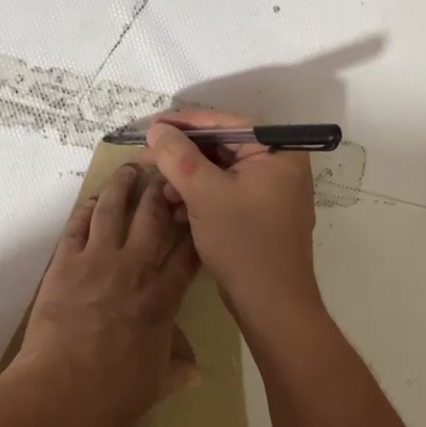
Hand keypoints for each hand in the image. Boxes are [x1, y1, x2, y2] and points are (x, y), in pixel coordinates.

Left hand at [12, 163, 201, 426]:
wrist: (62, 390)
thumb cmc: (115, 392)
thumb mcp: (159, 383)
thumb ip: (179, 369)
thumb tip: (197, 371)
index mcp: (163, 299)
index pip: (188, 253)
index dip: (195, 228)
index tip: (199, 209)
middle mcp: (135, 270)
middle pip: (154, 218)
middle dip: (163, 191)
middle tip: (167, 172)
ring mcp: (97, 262)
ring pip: (114, 211)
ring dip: (124, 186)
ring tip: (131, 169)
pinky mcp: (65, 264)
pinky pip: (78, 226)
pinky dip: (87, 209)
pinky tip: (93, 200)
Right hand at [142, 110, 320, 322]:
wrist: (271, 304)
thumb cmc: (243, 244)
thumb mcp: (205, 195)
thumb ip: (179, 157)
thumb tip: (156, 130)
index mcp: (277, 152)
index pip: (225, 123)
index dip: (184, 123)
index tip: (150, 127)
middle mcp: (279, 165)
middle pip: (222, 146)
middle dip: (182, 154)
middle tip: (146, 158)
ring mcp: (270, 191)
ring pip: (220, 171)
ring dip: (187, 177)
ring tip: (159, 188)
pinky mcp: (259, 214)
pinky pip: (224, 193)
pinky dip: (199, 196)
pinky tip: (175, 208)